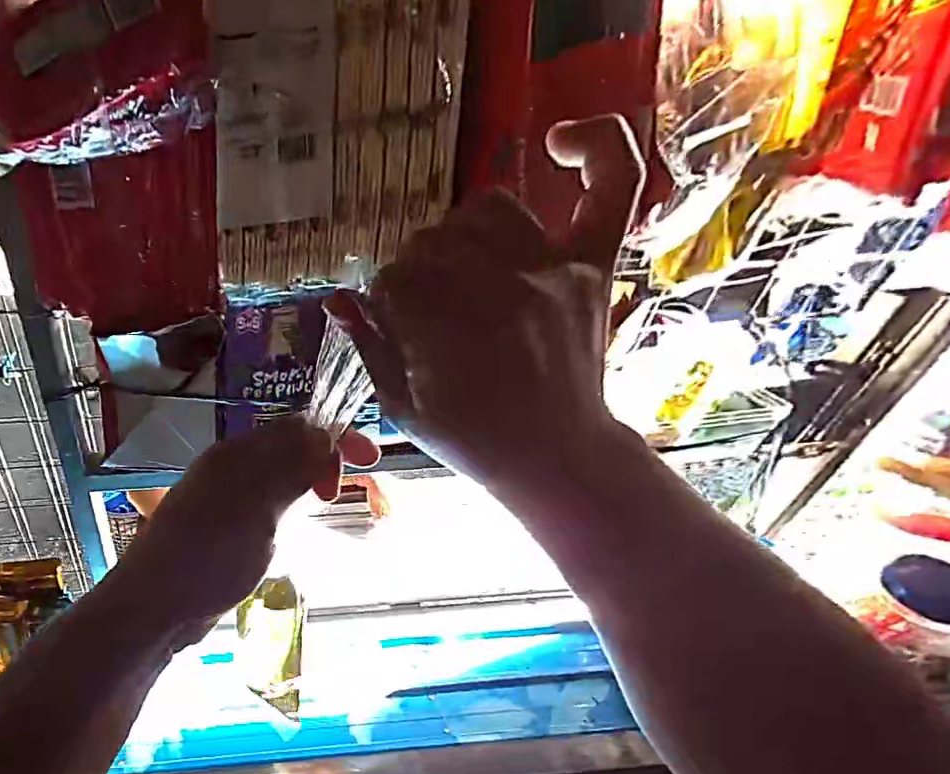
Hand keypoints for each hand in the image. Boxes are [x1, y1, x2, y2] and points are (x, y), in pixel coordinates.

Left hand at [102, 417, 376, 639]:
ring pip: (279, 483)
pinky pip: (266, 511)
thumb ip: (290, 471)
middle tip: (360, 497)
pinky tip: (300, 533)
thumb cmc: (206, 558)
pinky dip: (292, 515)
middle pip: (289, 453)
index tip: (373, 461)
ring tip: (336, 512)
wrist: (155, 607)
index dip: (336, 437)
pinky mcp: (223, 531)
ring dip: (311, 490)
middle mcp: (229, 471)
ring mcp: (224, 501)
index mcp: (235, 456)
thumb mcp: (257, 511)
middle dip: (328, 466)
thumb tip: (324, 433)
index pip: (296, 428)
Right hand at [325, 114, 646, 491]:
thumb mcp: (402, 406)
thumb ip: (369, 348)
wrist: (553, 454)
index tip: (392, 327)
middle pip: (430, 243)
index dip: (382, 303)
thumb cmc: (469, 439)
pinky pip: (611, 182)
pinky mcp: (591, 264)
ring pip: (484, 210)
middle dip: (412, 273)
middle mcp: (497, 286)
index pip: (391, 279)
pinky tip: (557, 144)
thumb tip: (338, 301)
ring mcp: (550, 269)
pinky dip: (592, 149)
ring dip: (457, 233)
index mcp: (445, 330)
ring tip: (457, 264)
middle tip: (422, 310)